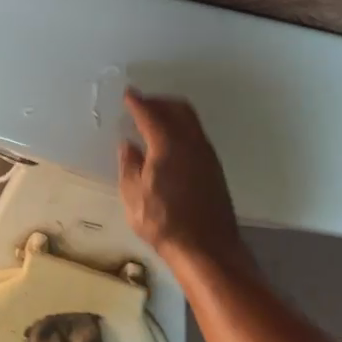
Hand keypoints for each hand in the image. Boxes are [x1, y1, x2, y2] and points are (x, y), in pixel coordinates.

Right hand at [117, 92, 245, 265]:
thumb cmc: (163, 222)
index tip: (128, 94)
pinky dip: (181, 128)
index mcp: (168, 146)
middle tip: (141, 105)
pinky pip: (196, 135)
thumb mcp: (133, 195)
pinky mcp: (214, 168)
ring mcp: (207, 156)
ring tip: (152, 122)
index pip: (150, 115)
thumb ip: (130, 165)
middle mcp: (191, 144)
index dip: (137, 103)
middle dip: (159, 102)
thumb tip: (128, 145)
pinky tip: (168, 144)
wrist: (206, 248)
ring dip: (172, 114)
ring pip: (191, 121)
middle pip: (178, 109)